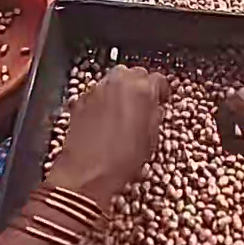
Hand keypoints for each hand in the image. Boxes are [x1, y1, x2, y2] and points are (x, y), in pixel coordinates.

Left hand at [43, 65, 170, 208]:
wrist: (87, 171)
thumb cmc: (122, 159)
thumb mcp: (151, 139)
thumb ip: (155, 115)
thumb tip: (155, 108)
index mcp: (142, 90)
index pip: (158, 79)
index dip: (161, 90)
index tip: (161, 99)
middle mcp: (119, 82)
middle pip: (135, 73)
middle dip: (141, 85)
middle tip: (143, 102)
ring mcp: (97, 89)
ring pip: (114, 79)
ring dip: (121, 89)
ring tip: (124, 109)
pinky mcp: (81, 99)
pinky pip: (97, 92)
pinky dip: (104, 99)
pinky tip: (105, 117)